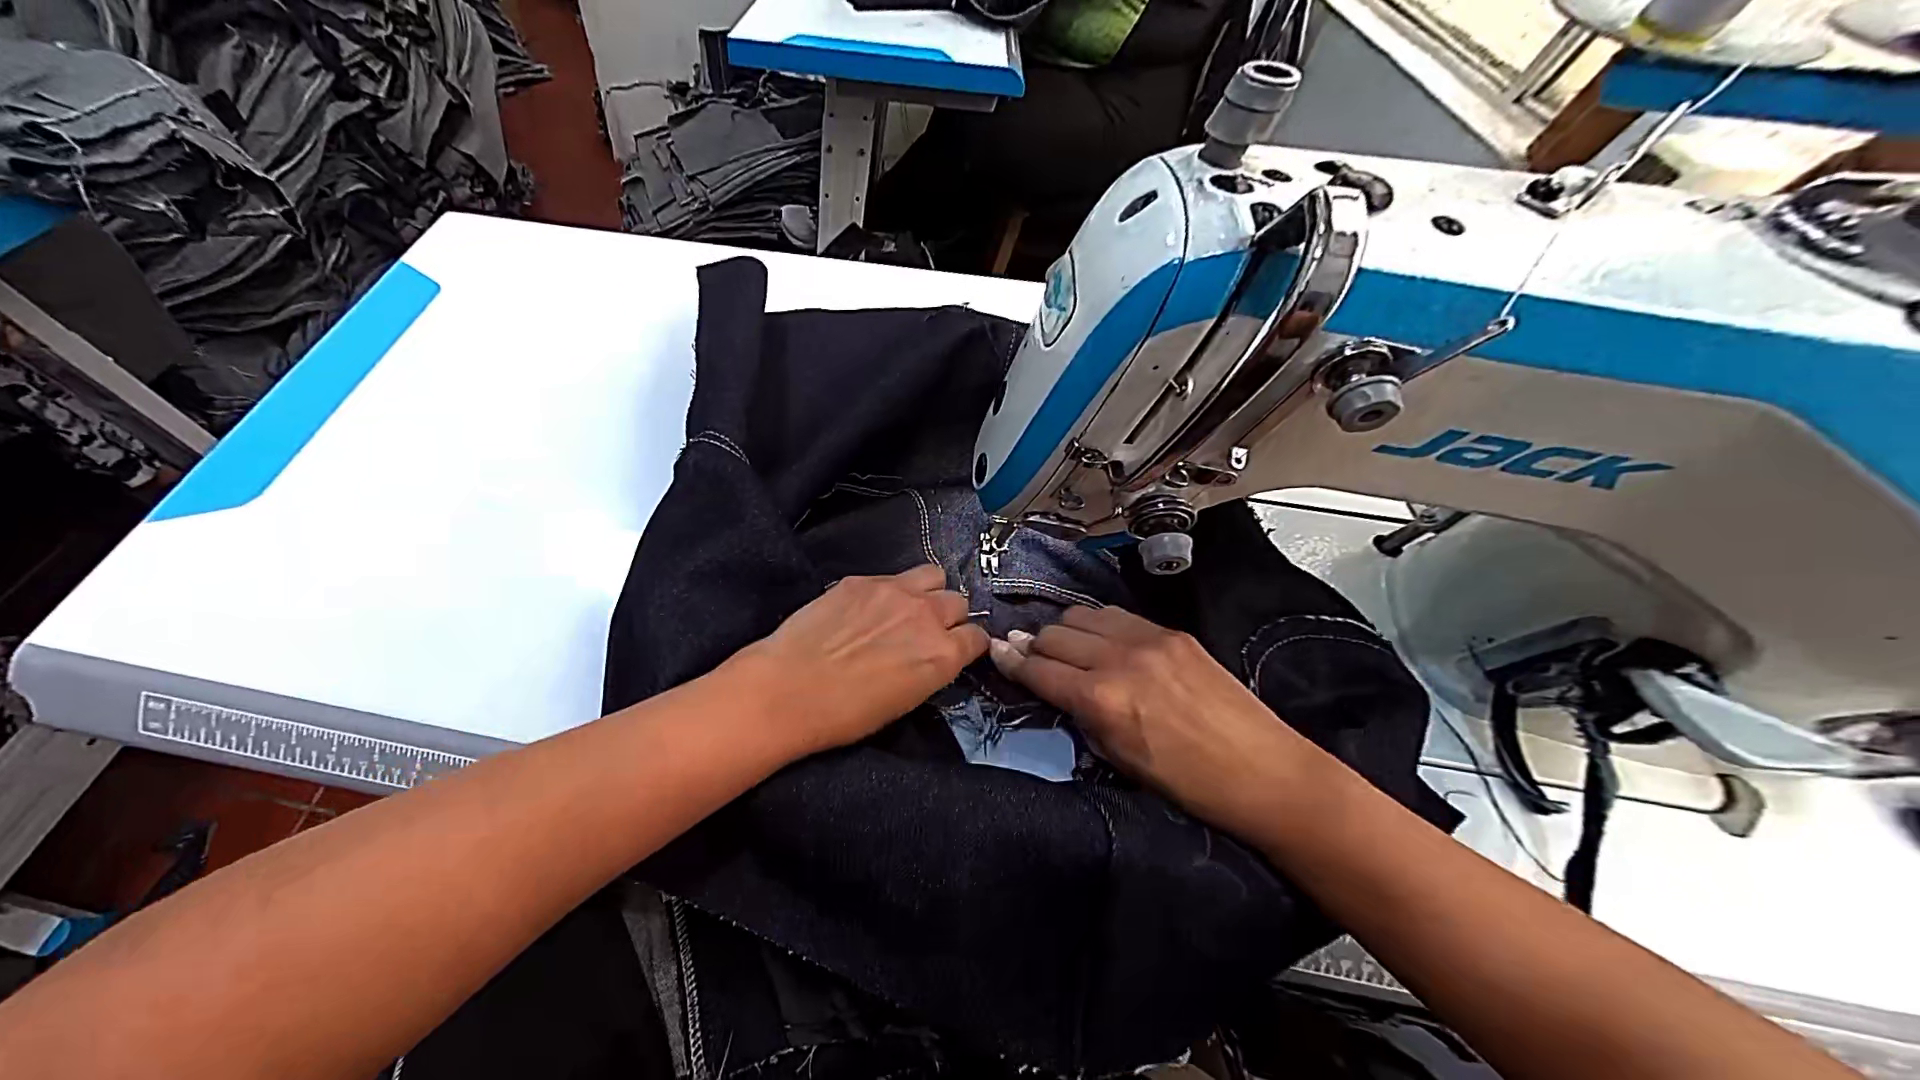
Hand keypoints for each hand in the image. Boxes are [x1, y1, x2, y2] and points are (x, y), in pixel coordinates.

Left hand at [730, 564, 988, 757]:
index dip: (968, 643)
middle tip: (926, 631)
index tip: (957, 649)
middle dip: (949, 616)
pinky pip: (893, 576)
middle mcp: (927, 615)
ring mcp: (895, 591)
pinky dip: (890, 590)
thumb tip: (933, 656)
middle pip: (958, 602)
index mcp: (943, 654)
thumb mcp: (904, 702)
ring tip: (906, 607)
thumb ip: (930, 670)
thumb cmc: (845, 715)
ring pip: (933, 575)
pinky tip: (867, 608)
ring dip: (928, 591)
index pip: (977, 637)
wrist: (788, 691)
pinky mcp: (862, 580)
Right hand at [988, 605, 1317, 838]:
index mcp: (1102, 699)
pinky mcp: (1172, 633)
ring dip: (1064, 630)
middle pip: (1055, 634)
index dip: (1011, 661)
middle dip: (1034, 645)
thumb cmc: (1188, 784)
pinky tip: (1100, 641)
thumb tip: (1056, 691)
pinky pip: (1118, 617)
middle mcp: (1119, 658)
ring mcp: (1148, 639)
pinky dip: (1098, 626)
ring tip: (1062, 646)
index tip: (994, 652)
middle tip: (1027, 655)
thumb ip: (1082, 718)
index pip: (1040, 669)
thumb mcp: (1120, 761)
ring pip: (1083, 616)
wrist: (1266, 772)